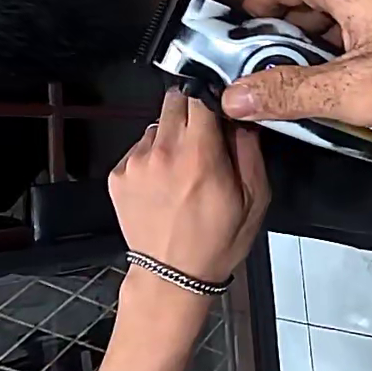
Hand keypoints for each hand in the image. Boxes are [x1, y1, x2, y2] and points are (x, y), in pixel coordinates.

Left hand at [109, 90, 269, 288]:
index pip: (198, 95)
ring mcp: (135, 162)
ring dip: (170, 136)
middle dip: (190, 111)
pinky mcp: (118, 174)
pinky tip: (162, 183)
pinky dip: (150, 158)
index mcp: (199, 155)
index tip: (217, 104)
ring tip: (180, 170)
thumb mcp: (253, 199)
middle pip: (174, 100)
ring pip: (156, 125)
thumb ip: (249, 150)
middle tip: (201, 139)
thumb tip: (241, 118)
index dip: (209, 94)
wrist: (171, 276)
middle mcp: (162, 152)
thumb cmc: (214, 242)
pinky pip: (138, 148)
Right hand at [219, 0, 371, 134]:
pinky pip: (352, 20)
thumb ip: (289, 93)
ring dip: (313, 54)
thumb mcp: (359, 91)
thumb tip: (229, 98)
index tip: (241, 73)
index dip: (245, 32)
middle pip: (291, 3)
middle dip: (279, 48)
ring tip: (317, 96)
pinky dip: (341, 50)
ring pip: (323, 15)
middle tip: (279, 94)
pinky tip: (355, 84)